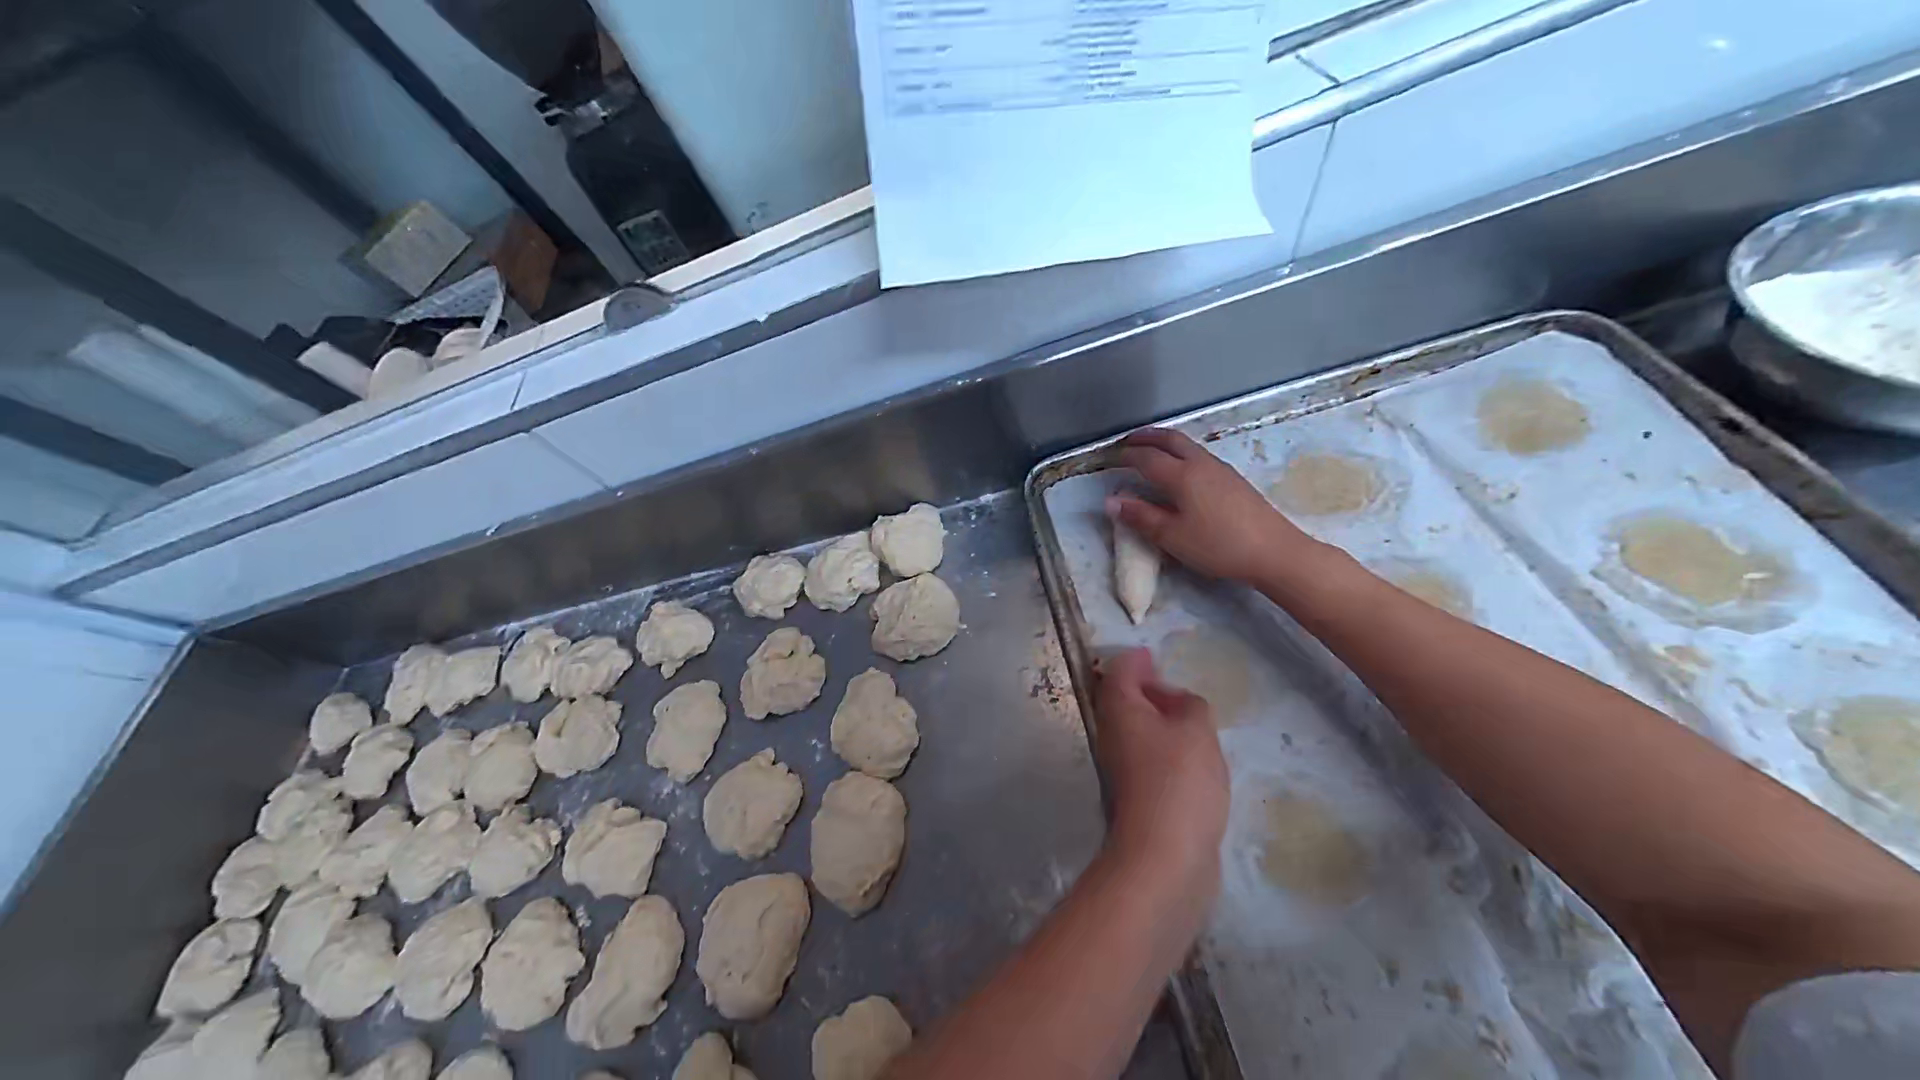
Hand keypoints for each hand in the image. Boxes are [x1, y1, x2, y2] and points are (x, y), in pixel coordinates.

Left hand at [1093, 648, 1228, 889]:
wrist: (1164, 855)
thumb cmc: (1179, 780)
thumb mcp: (1196, 729)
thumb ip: (1190, 705)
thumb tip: (1177, 702)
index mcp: (1119, 710)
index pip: (1119, 672)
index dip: (1136, 660)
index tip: (1151, 655)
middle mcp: (1111, 734)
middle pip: (1121, 700)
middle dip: (1143, 688)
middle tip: (1169, 685)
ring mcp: (1119, 766)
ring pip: (1133, 729)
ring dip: (1155, 719)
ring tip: (1186, 717)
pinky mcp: (1134, 793)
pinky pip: (1145, 754)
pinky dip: (1162, 745)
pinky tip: (1187, 755)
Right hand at [1107, 429, 1318, 585]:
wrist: (1274, 551)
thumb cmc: (1218, 545)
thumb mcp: (1172, 536)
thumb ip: (1141, 517)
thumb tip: (1112, 501)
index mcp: (1182, 475)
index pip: (1147, 458)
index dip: (1126, 455)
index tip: (1111, 457)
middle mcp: (1201, 464)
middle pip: (1170, 440)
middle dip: (1147, 437)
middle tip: (1129, 440)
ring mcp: (1221, 470)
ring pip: (1188, 445)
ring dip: (1166, 443)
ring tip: (1152, 451)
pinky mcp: (1234, 480)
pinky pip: (1200, 456)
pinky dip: (1181, 453)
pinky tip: (1182, 470)